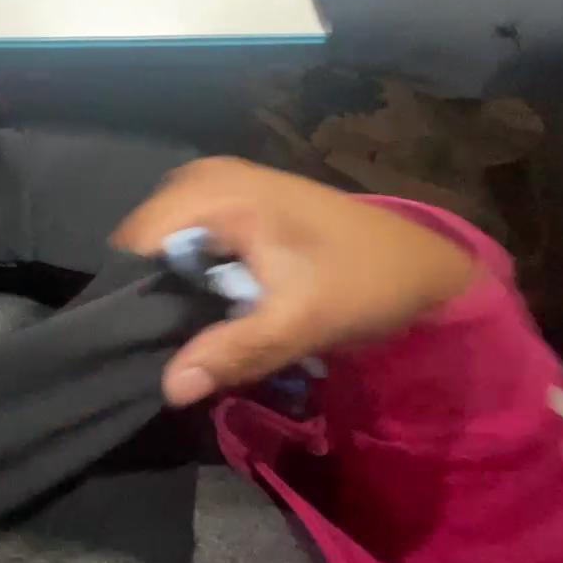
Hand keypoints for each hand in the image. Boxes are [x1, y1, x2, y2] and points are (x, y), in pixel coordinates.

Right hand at [112, 158, 478, 406]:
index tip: (149, 334)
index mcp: (215, 192)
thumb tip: (170, 388)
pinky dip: (186, 263)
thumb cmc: (364, 283)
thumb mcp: (300, 323)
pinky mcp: (226, 191)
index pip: (137, 240)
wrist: (425, 261)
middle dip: (152, 286)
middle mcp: (203, 175)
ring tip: (191, 316)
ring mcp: (214, 178)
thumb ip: (232, 350)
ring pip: (158, 234)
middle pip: (143, 235)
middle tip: (176, 331)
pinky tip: (209, 291)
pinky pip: (181, 228)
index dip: (136, 291)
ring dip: (168, 277)